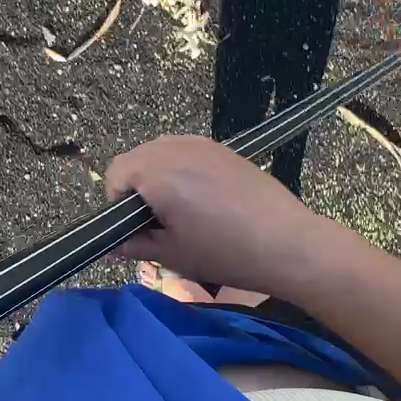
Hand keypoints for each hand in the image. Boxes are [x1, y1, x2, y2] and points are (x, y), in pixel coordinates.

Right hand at [104, 136, 351, 298]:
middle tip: (154, 221)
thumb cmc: (226, 252)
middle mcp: (177, 149)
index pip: (116, 172)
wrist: (286, 243)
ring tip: (178, 210)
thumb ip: (136, 245)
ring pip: (162, 151)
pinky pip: (188, 151)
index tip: (132, 226)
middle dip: (136, 186)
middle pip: (137, 158)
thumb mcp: (173, 255)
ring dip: (158, 175)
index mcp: (158, 173)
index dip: (116, 201)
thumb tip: (114, 245)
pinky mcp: (225, 149)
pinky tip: (202, 198)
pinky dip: (182, 168)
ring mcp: (204, 144)